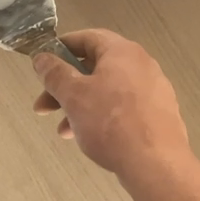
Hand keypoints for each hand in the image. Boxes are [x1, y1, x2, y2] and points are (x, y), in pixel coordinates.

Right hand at [33, 28, 192, 181]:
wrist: (154, 162)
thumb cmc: (110, 122)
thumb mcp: (73, 96)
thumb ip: (54, 74)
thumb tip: (42, 58)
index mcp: (122, 52)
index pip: (88, 38)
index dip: (62, 48)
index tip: (43, 64)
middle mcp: (141, 64)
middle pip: (95, 68)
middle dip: (65, 86)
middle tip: (44, 106)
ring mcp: (153, 90)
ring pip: (106, 91)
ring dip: (80, 106)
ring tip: (63, 130)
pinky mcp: (157, 114)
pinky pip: (122, 108)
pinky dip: (101, 116)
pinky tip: (88, 137)